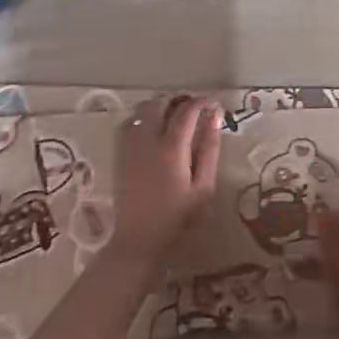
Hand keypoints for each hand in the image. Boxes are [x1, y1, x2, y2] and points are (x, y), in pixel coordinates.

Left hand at [107, 95, 220, 264]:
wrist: (140, 238)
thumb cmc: (178, 216)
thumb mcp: (203, 186)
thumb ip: (210, 149)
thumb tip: (215, 118)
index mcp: (172, 147)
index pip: (187, 111)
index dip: (201, 102)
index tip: (213, 104)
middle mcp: (149, 140)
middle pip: (159, 103)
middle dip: (178, 100)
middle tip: (194, 109)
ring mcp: (133, 146)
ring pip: (142, 110)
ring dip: (160, 107)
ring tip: (176, 118)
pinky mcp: (124, 154)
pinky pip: (133, 123)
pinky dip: (146, 118)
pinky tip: (157, 131)